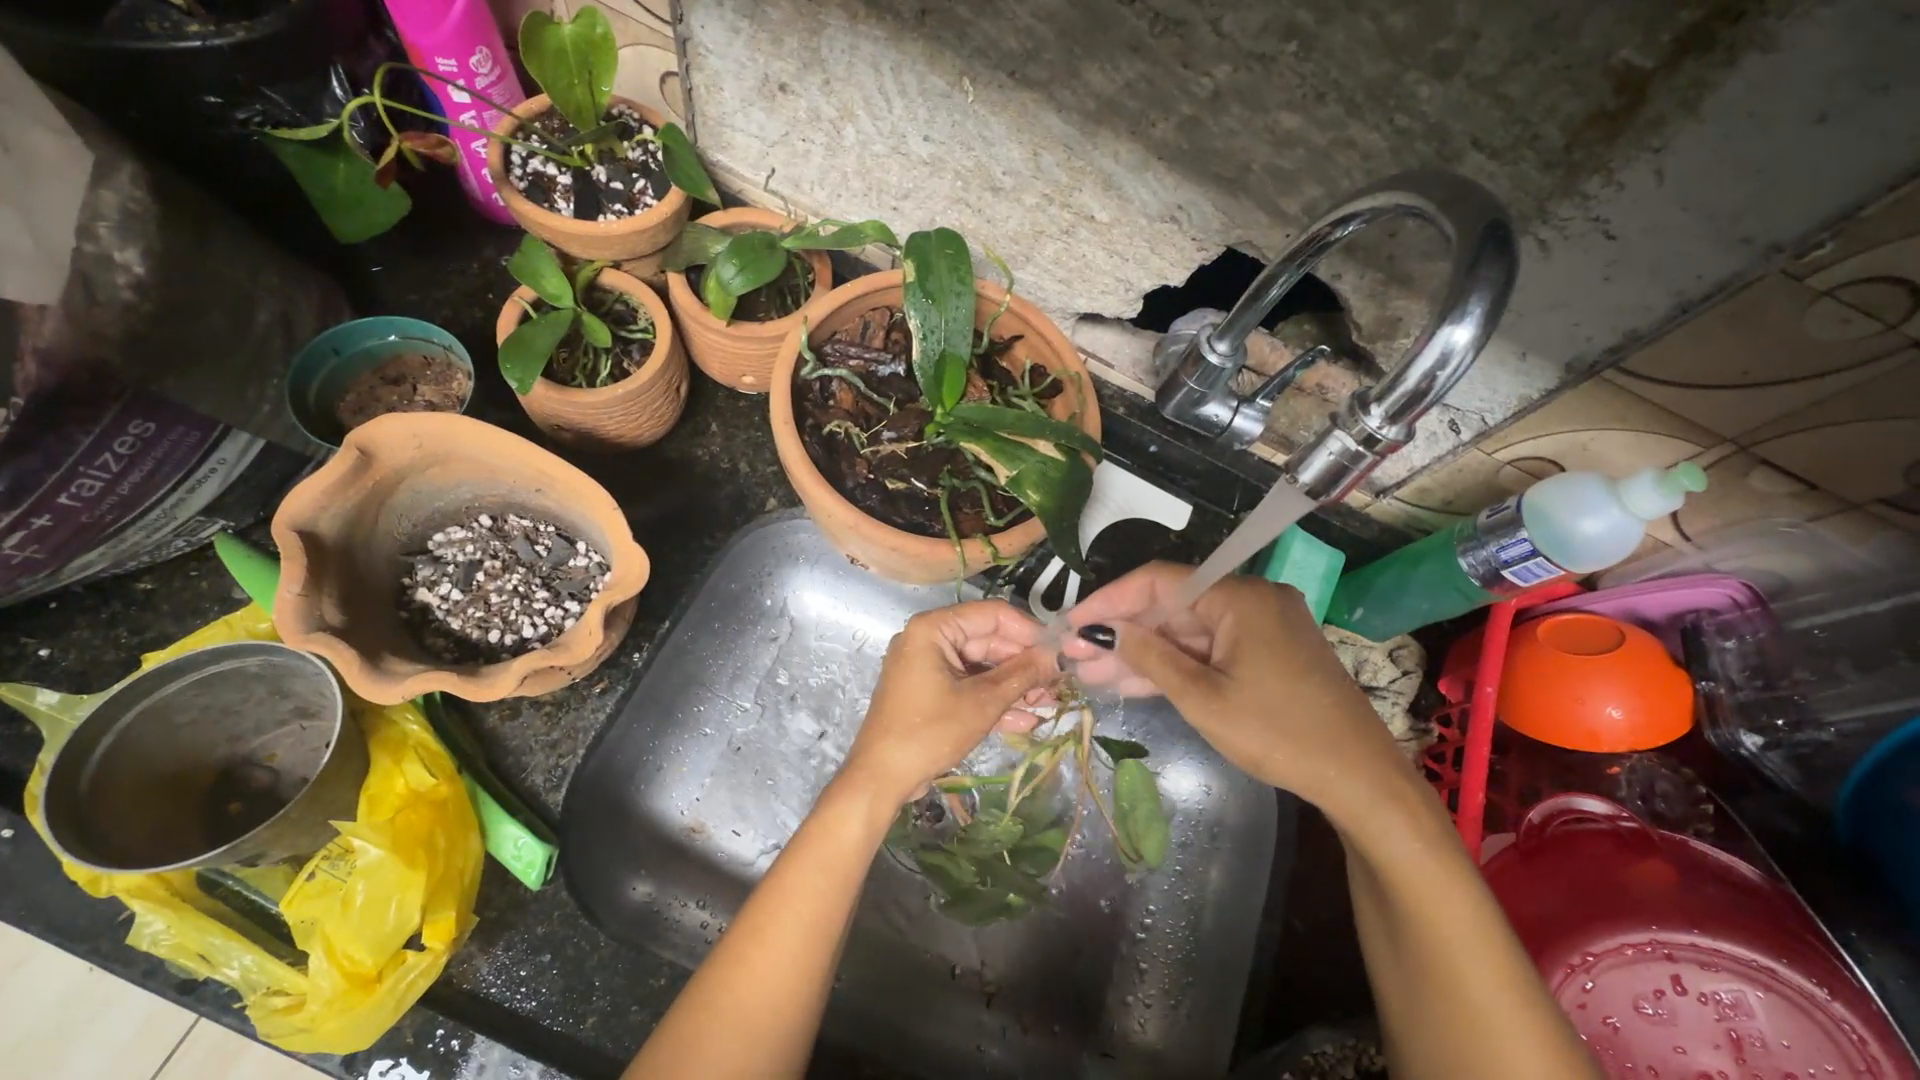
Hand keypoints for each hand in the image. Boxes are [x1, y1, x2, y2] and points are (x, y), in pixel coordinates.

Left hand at [839, 600, 1057, 805]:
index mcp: (934, 629)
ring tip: (1048, 703)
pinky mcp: (931, 693)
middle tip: (1059, 683)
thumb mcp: (982, 702)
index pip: (993, 614)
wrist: (882, 778)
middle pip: (989, 641)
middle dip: (1024, 664)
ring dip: (1014, 685)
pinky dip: (994, 701)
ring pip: (982, 667)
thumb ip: (1023, 674)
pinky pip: (969, 686)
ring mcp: (928, 667)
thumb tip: (1058, 655)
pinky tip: (1026, 720)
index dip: (1030, 631)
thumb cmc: (930, 732)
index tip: (1060, 650)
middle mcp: (929, 640)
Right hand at [1059, 563, 1403, 807]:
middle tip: (1073, 656)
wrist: (1359, 778)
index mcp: (1240, 597)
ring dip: (1142, 654)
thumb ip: (1150, 657)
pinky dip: (1174, 666)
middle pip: (1172, 607)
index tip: (1070, 623)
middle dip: (1121, 633)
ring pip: (1186, 633)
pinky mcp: (1265, 654)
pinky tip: (1130, 682)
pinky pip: (1208, 651)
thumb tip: (1103, 630)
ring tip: (1089, 675)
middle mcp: (1251, 600)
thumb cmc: (1279, 733)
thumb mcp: (1203, 698)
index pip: (1159, 582)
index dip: (1109, 600)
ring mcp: (1260, 628)